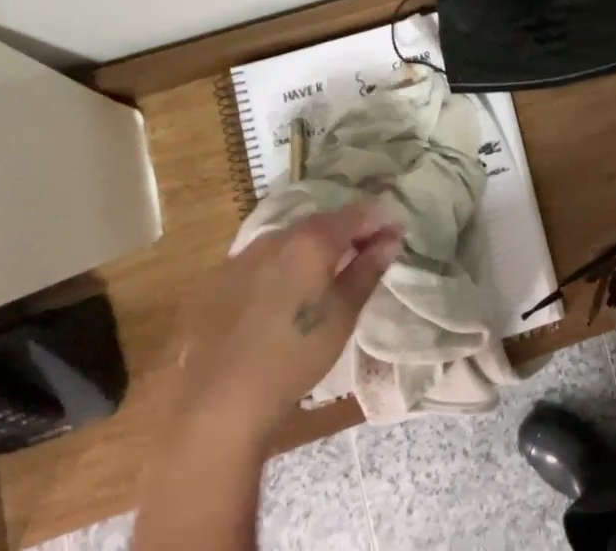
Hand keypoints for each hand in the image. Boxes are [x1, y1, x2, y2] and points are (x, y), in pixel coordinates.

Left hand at [173, 202, 402, 446]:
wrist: (220, 401)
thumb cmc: (296, 355)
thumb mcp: (345, 313)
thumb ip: (368, 270)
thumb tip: (390, 241)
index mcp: (311, 241)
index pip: (357, 214)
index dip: (381, 220)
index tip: (397, 234)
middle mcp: (274, 238)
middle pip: (321, 222)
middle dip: (347, 232)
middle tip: (368, 251)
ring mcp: (241, 258)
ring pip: (289, 240)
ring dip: (314, 247)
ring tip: (329, 272)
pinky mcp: (218, 281)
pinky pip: (263, 260)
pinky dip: (285, 264)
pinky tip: (289, 291)